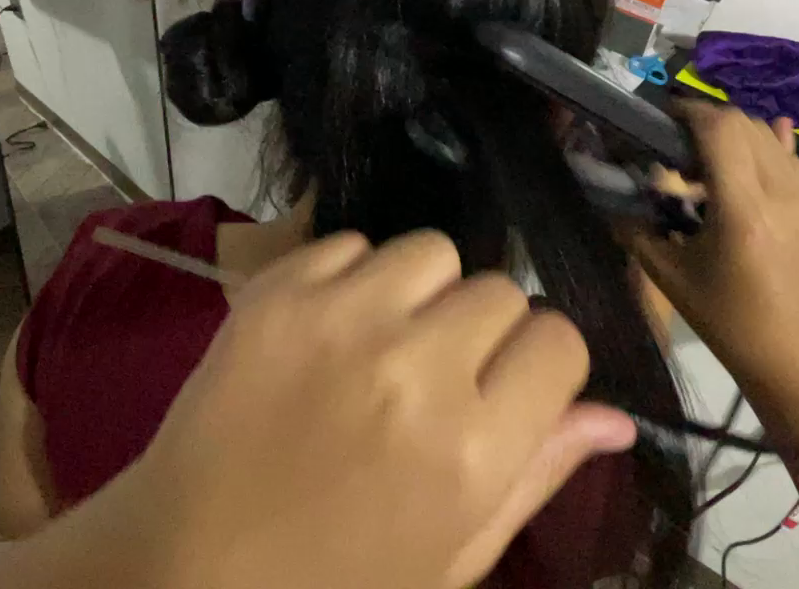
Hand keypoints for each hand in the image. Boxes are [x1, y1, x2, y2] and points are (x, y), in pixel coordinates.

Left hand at [40, 229, 636, 588]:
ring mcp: (340, 317)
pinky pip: (353, 242)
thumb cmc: (333, 581)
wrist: (183, 565)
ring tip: (383, 340)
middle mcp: (415, 369)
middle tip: (437, 374)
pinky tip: (328, 329)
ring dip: (422, 290)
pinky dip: (352, 276)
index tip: (509, 383)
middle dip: (482, 329)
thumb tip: (615, 414)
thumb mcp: (452, 559)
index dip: (541, 363)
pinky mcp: (278, 289)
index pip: (559, 342)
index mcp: (471, 450)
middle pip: (500, 288)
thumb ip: (537, 475)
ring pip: (432, 249)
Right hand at [625, 103, 798, 407]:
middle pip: (743, 124)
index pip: (720, 129)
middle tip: (671, 148)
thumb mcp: (672, 279)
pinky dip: (761, 147)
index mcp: (743, 210)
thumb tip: (608, 200)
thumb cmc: (731, 324)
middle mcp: (779, 193)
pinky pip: (788, 159)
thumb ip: (637, 232)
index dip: (687, 112)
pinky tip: (741, 156)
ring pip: (767, 136)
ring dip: (730, 136)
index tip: (657, 120)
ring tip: (700, 167)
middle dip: (703, 122)